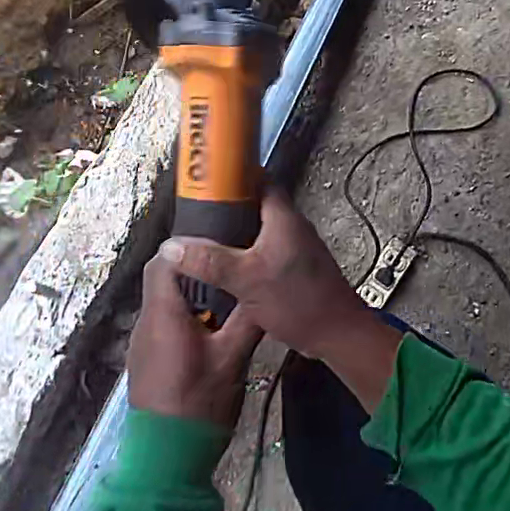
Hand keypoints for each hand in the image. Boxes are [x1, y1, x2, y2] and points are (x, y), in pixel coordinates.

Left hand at [127, 256, 262, 426]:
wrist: (166, 458)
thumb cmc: (199, 402)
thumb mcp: (232, 359)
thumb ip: (247, 321)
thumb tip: (265, 292)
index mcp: (163, 314)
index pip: (163, 261)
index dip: (186, 246)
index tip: (217, 245)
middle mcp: (146, 321)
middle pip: (161, 278)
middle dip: (192, 268)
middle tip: (226, 268)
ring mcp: (141, 342)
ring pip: (161, 300)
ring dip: (188, 293)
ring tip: (223, 295)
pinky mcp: (144, 358)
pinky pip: (161, 322)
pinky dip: (181, 314)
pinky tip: (208, 327)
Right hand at [159, 191, 367, 361]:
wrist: (336, 335)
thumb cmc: (300, 302)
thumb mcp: (248, 280)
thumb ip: (210, 262)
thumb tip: (174, 248)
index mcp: (283, 217)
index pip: (258, 178)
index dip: (232, 175)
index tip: (206, 179)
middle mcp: (290, 225)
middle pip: (254, 203)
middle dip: (226, 207)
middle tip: (197, 214)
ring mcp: (293, 246)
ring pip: (258, 228)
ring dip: (234, 232)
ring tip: (204, 240)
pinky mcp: (292, 266)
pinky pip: (262, 249)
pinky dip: (244, 253)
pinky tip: (225, 267)